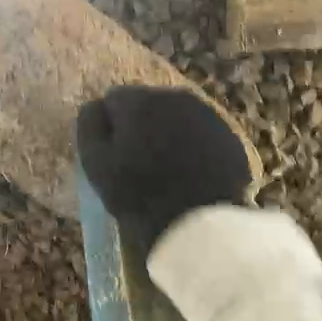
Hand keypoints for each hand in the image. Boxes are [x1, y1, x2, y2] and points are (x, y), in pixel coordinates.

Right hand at [75, 86, 251, 256]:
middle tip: (142, 162)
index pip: (114, 100)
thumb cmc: (140, 196)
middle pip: (149, 104)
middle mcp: (175, 96)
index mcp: (139, 100)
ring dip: (170, 134)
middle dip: (143, 125)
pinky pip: (203, 132)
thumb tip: (95, 105)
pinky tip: (195, 173)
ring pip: (178, 116)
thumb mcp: (96, 164)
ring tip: (170, 169)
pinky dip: (196, 146)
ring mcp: (208, 113)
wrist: (201, 224)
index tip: (115, 154)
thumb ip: (89, 125)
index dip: (112, 127)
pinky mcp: (232, 134)